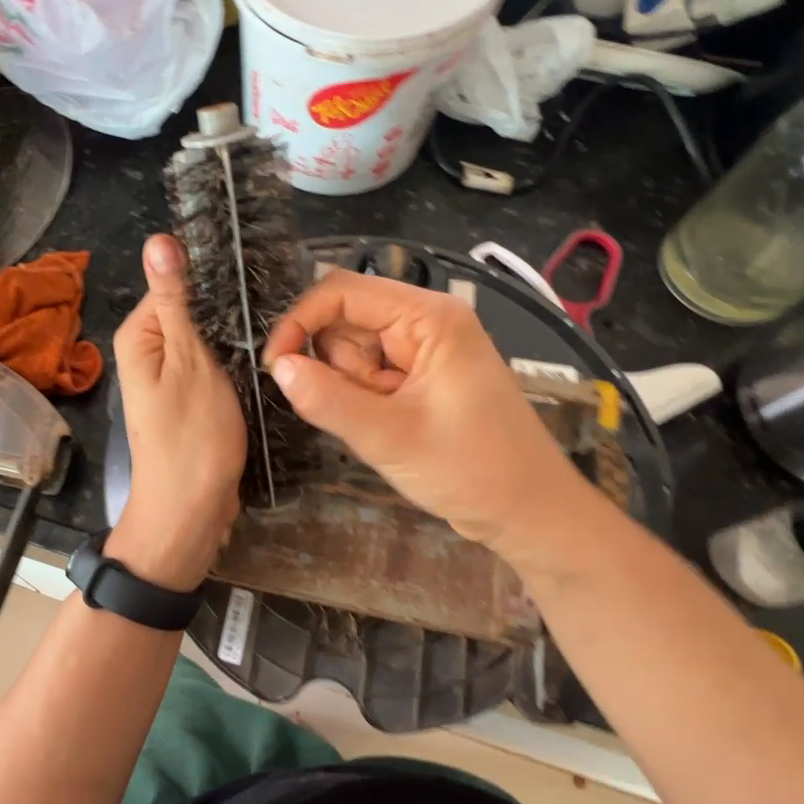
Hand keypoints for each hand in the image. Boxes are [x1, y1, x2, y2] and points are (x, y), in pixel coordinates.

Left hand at [110, 234, 247, 590]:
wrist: (192, 510)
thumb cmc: (191, 435)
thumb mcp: (188, 360)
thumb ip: (176, 301)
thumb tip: (158, 240)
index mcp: (138, 336)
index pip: (175, 285)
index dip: (213, 284)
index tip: (256, 285)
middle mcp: (148, 352)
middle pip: (193, 311)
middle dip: (227, 313)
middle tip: (274, 317)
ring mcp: (170, 378)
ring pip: (207, 340)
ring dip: (235, 340)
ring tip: (275, 337)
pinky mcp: (190, 399)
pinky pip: (213, 367)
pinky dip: (234, 365)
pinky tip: (261, 363)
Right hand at [259, 269, 593, 552]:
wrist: (528, 512)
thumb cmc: (471, 470)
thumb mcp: (390, 438)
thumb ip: (328, 400)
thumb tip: (280, 368)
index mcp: (429, 318)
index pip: (343, 292)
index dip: (301, 321)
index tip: (276, 366)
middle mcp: (427, 321)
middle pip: (345, 321)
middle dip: (336, 367)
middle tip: (363, 412)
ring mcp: (425, 349)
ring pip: (353, 350)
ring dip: (350, 388)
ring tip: (385, 425)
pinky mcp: (422, 375)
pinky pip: (370, 374)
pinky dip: (364, 400)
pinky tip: (390, 427)